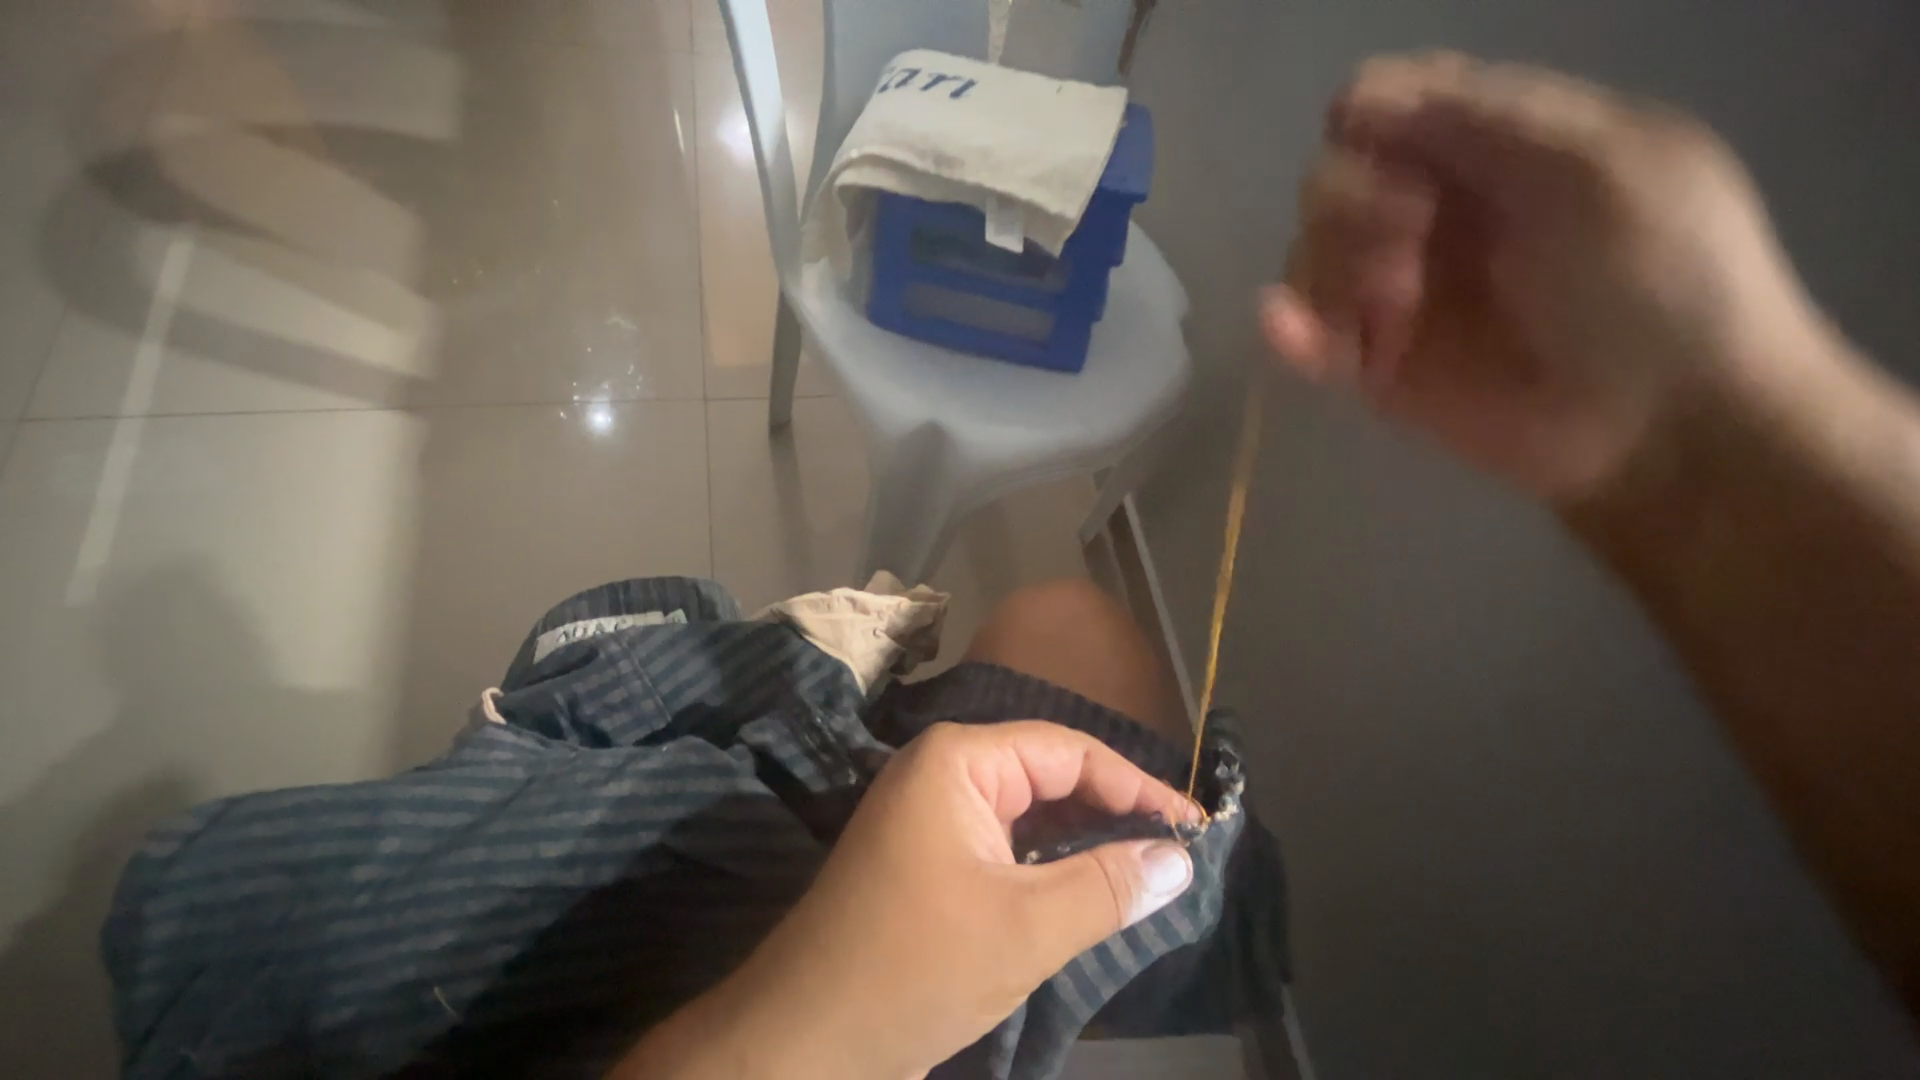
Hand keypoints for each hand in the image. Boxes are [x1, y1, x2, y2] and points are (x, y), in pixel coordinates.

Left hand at [615, 721, 1198, 1079]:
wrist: (806, 1042)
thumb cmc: (916, 967)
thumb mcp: (1026, 928)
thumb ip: (1108, 886)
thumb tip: (1180, 858)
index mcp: (958, 760)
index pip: (1067, 751)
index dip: (1136, 784)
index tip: (1193, 825)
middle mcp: (942, 772)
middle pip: (1046, 773)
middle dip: (1111, 809)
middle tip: (1175, 851)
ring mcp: (930, 816)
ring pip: (1025, 811)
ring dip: (1082, 837)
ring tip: (1145, 867)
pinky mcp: (927, 858)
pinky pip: (1001, 842)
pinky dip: (1047, 862)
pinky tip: (1086, 886)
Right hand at [1263, 51, 1833, 501]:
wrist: (1658, 421)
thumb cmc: (1653, 279)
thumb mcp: (1599, 164)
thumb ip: (1481, 118)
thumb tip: (1349, 102)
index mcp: (1485, 149)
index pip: (1387, 106)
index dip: (1369, 119)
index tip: (1387, 153)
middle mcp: (1428, 214)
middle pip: (1331, 180)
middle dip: (1354, 205)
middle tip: (1409, 240)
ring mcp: (1395, 293)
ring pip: (1307, 254)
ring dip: (1331, 268)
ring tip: (1389, 304)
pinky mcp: (1372, 365)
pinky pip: (1301, 336)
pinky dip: (1284, 328)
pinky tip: (1285, 326)